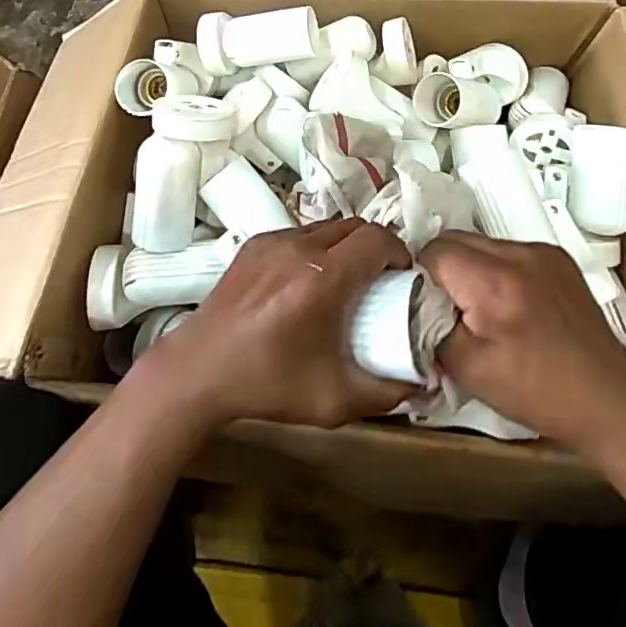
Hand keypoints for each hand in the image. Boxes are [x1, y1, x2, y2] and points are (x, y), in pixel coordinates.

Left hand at [137, 219, 417, 428]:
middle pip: (355, 225)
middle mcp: (298, 250)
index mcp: (322, 281)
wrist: (199, 371)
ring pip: (326, 226)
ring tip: (346, 277)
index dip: (397, 252)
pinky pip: (299, 234)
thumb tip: (426, 384)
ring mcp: (272, 243)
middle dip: (376, 245)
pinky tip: (309, 278)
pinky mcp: (253, 245)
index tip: (401, 276)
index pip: (376, 239)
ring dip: (346, 244)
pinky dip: (316, 247)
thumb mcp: (335, 400)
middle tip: (380, 277)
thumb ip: (388, 392)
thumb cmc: (268, 385)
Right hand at [420, 232, 625, 457]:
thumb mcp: (467, 369)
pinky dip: (495, 269)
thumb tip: (409, 304)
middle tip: (441, 308)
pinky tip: (504, 303)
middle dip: (440, 269)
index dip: (417, 276)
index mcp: (494, 281)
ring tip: (475, 308)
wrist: (610, 401)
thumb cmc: (539, 392)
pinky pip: (508, 250)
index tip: (419, 305)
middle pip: (455, 239)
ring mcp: (543, 252)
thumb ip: (429, 328)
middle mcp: (520, 253)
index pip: (433, 252)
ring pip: (481, 242)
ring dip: (467, 267)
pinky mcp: (558, 259)